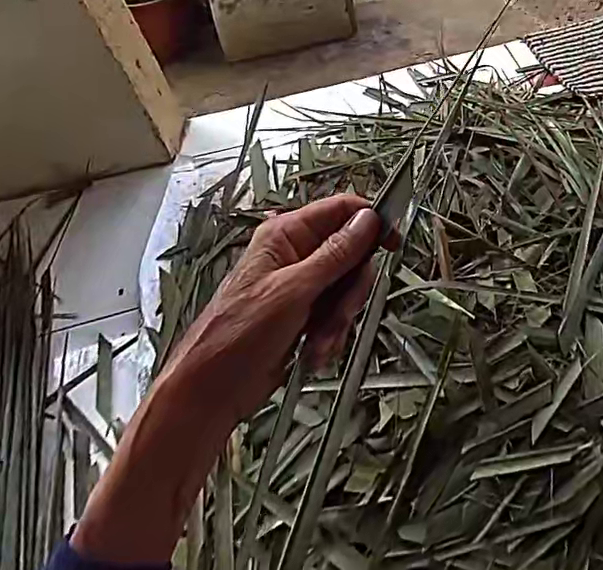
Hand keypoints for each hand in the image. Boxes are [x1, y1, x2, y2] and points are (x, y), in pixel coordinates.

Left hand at [163, 193, 386, 424]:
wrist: (210, 392)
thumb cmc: (235, 335)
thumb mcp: (293, 290)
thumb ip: (335, 254)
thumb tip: (367, 220)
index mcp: (286, 234)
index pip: (340, 210)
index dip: (370, 222)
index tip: (392, 242)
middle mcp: (295, 254)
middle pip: (351, 254)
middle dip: (350, 289)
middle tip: (337, 311)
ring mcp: (301, 286)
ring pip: (347, 288)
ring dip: (339, 318)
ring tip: (318, 339)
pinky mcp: (304, 314)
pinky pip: (336, 315)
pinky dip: (331, 335)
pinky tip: (312, 351)